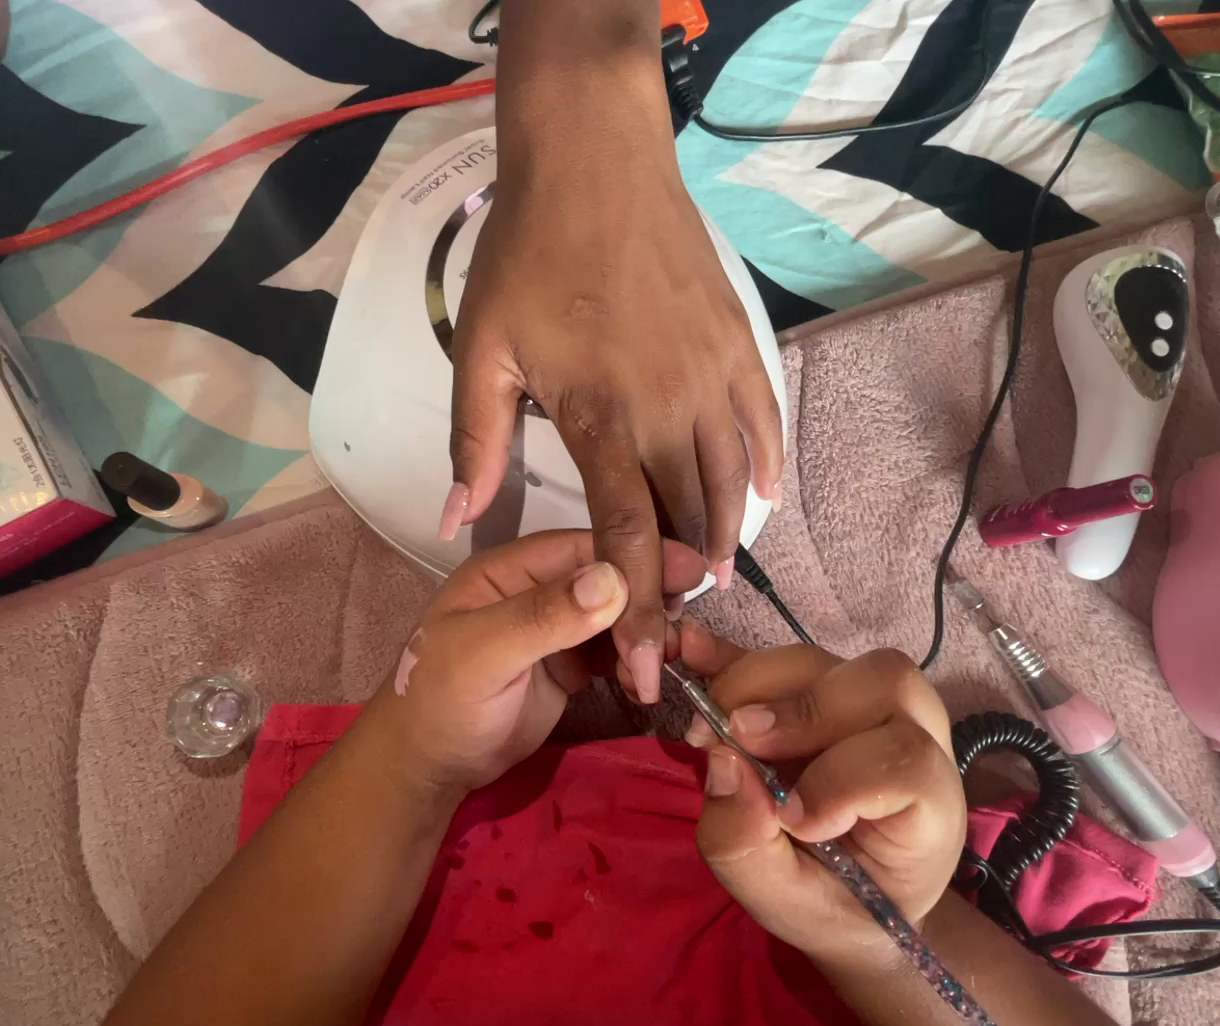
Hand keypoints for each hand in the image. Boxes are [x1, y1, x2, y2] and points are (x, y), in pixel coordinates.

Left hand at [364, 530, 707, 796]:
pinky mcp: (568, 665)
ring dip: (645, 633)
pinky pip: (613, 652)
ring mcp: (554, 628)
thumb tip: (613, 578)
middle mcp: (536, 590)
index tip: (686, 569)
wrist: (427, 769)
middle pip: (606, 578)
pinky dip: (635, 662)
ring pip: (615, 615)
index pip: (581, 549)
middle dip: (647, 596)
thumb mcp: (484, 654)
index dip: (632, 556)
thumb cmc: (440, 703)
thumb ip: (543, 616)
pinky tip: (648, 680)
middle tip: (687, 617)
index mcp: (508, 571)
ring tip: (670, 656)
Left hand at [443, 45, 783, 707]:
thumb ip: (474, 444)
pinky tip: (759, 502)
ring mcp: (714, 378)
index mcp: (602, 421)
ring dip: (722, 539)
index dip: (631, 613)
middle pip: (687, 524)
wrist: (594, 161)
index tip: (641, 671)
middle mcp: (670, 412)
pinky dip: (764, 471)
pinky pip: (763, 425)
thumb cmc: (527, 257)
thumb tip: (455, 520)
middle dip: (681, 590)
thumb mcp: (480, 352)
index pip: (625, 540)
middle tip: (676, 638)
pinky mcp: (739, 347)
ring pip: (731, 484)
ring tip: (710, 582)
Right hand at [676, 623, 966, 968]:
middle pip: (880, 681)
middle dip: (803, 708)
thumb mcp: (788, 903)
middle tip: (740, 739)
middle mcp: (912, 738)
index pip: (909, 762)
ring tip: (713, 725)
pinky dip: (729, 654)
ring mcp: (862, 704)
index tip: (791, 818)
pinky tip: (692, 650)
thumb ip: (750, 847)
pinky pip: (774, 658)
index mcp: (929, 806)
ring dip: (758, 682)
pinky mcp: (814, 688)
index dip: (844, 778)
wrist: (847, 893)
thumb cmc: (832, 903)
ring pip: (824, 660)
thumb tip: (723, 763)